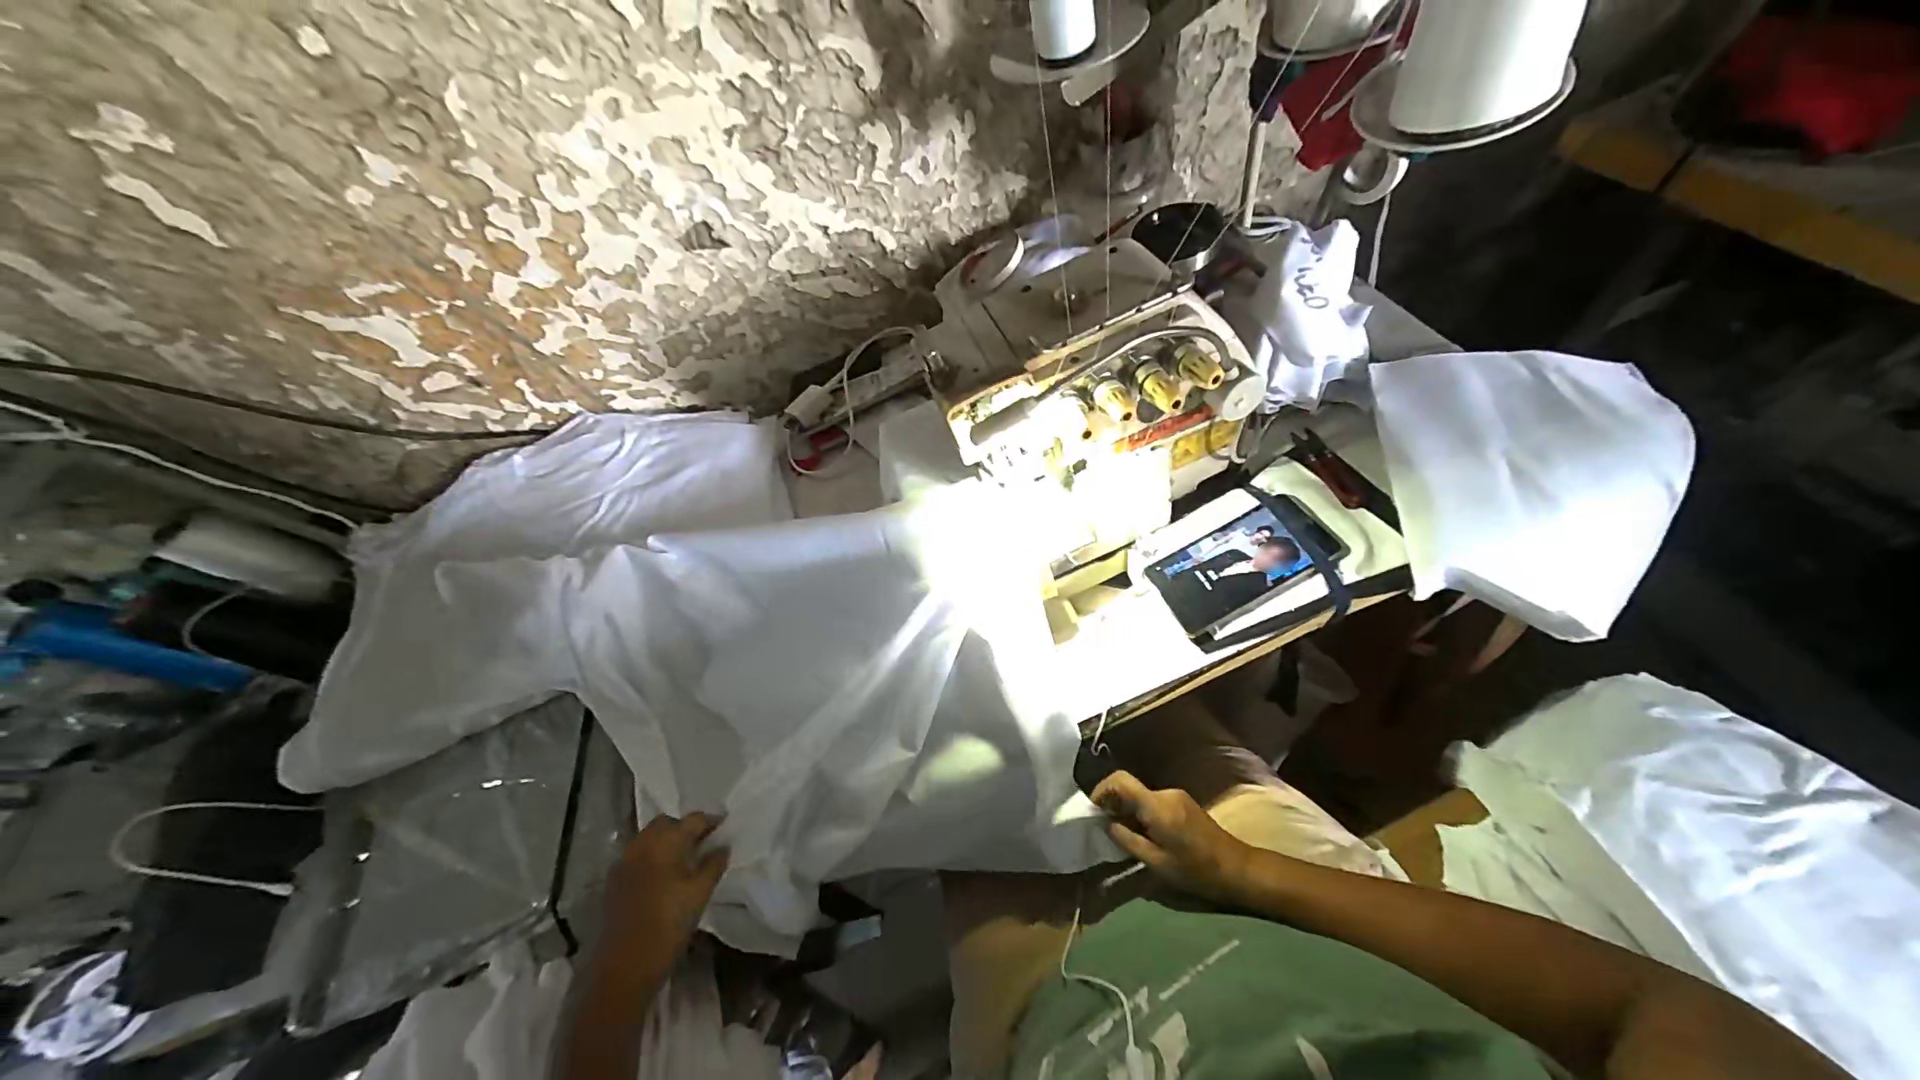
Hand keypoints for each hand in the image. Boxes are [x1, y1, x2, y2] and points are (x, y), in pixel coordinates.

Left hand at [603, 812, 728, 968]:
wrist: (624, 966)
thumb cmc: (669, 925)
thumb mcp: (700, 893)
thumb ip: (714, 864)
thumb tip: (722, 846)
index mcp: (666, 841)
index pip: (694, 819)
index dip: (712, 822)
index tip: (724, 828)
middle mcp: (642, 843)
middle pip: (667, 823)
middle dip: (685, 828)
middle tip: (702, 844)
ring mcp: (624, 861)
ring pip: (649, 838)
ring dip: (666, 842)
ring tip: (683, 861)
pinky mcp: (613, 881)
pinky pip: (636, 856)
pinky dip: (651, 857)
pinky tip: (661, 878)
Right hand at [1091, 770, 1253, 904]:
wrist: (1238, 869)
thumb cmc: (1196, 870)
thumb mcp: (1156, 863)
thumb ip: (1127, 840)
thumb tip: (1107, 824)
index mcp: (1157, 805)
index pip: (1120, 780)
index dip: (1101, 790)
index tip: (1093, 810)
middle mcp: (1165, 793)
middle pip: (1130, 788)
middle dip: (1113, 804)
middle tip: (1104, 828)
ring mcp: (1176, 796)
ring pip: (1141, 796)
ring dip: (1128, 811)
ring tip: (1123, 835)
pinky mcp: (1183, 803)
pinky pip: (1154, 802)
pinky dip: (1142, 814)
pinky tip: (1144, 835)